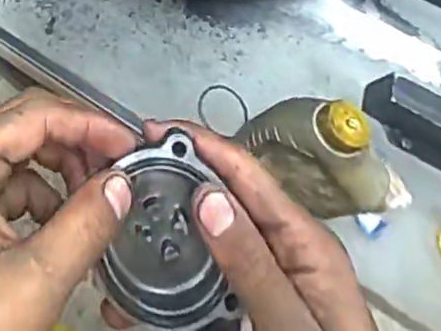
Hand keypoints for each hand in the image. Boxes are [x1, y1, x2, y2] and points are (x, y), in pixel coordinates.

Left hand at [0, 88, 139, 330]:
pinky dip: (51, 188)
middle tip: (118, 161)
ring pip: (29, 145)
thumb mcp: (32, 280)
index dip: (87, 124)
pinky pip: (20, 174)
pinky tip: (69, 219)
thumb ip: (83, 227)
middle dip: (80, 140)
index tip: (124, 142)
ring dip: (67, 164)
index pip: (37, 115)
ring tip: (96, 195)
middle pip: (32, 121)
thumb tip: (119, 186)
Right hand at [103, 122, 374, 330]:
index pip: (246, 171)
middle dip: (184, 169)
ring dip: (182, 208)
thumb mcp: (293, 325)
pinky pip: (219, 264)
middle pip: (229, 192)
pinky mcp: (259, 301)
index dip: (200, 142)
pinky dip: (188, 252)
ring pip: (220, 226)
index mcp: (305, 240)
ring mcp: (274, 274)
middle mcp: (289, 247)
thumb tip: (207, 195)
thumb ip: (253, 265)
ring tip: (139, 198)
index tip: (153, 129)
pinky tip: (162, 253)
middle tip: (135, 162)